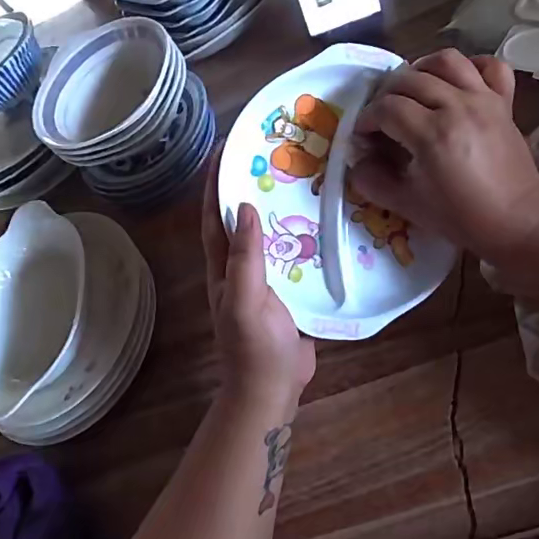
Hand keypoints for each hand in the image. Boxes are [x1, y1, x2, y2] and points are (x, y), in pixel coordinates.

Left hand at [202, 162, 314, 403]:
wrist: (273, 389)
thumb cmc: (253, 347)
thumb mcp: (245, 300)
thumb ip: (245, 257)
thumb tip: (244, 206)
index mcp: (223, 266)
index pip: (214, 215)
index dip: (214, 183)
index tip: (223, 149)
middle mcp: (241, 267)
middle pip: (241, 219)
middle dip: (249, 186)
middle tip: (270, 154)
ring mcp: (266, 279)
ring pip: (270, 234)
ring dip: (278, 208)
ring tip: (300, 177)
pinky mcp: (290, 290)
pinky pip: (295, 254)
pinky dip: (304, 236)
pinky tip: (324, 220)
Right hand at [349, 49, 538, 260]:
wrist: (516, 221)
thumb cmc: (459, 216)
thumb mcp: (404, 203)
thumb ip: (371, 178)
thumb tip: (357, 157)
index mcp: (433, 134)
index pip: (386, 108)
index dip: (366, 120)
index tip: (363, 137)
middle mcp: (458, 107)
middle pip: (409, 79)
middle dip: (385, 96)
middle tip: (381, 119)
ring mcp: (484, 100)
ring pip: (446, 61)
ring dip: (421, 70)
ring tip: (412, 91)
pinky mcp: (504, 101)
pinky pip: (489, 66)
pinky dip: (469, 67)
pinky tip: (454, 84)